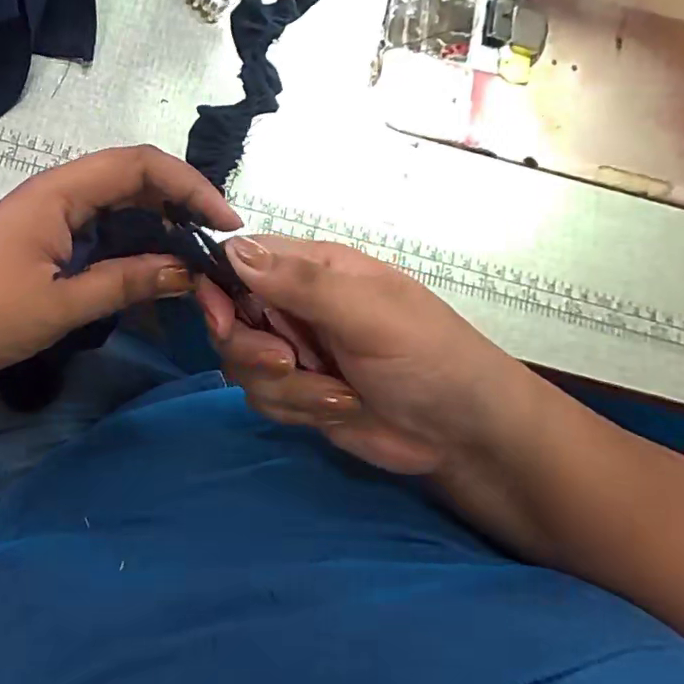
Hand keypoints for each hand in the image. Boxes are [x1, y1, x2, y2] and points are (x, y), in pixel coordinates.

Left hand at [0, 145, 240, 375]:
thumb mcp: (61, 304)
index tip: (224, 222)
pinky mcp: (50, 233)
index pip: (140, 164)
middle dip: (183, 200)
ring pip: (122, 198)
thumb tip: (188, 271)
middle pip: (135, 175)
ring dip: (163, 218)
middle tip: (216, 241)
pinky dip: (138, 235)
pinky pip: (105, 221)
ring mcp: (54, 210)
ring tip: (196, 251)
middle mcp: (60, 190)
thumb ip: (127, 281)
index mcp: (60, 192)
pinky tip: (156, 260)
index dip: (190, 185)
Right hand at [197, 235, 532, 474]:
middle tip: (287, 361)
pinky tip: (341, 408)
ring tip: (338, 393)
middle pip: (231, 317)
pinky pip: (262, 398)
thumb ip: (300, 283)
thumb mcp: (368, 312)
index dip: (219, 284)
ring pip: (242, 363)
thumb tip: (233, 248)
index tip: (221, 316)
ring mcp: (296, 352)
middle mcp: (296, 306)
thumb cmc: (428, 356)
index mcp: (314, 269)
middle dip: (251, 347)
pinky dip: (297, 408)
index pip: (243, 260)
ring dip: (286, 386)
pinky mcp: (299, 394)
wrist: (464, 435)